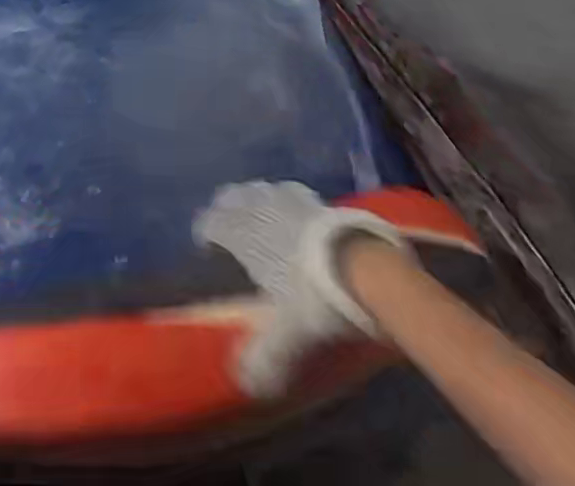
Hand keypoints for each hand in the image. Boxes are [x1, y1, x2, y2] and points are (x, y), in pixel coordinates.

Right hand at [194, 180, 409, 397]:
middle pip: (229, 196)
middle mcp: (257, 210)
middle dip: (224, 209)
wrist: (370, 271)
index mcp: (240, 234)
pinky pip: (290, 191)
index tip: (206, 249)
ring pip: (258, 188)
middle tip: (229, 228)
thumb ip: (266, 354)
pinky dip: (285, 198)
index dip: (204, 234)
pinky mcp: (317, 200)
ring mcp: (287, 201)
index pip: (208, 223)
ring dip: (253, 198)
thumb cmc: (318, 295)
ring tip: (259, 216)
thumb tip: (245, 385)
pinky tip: (294, 211)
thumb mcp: (290, 330)